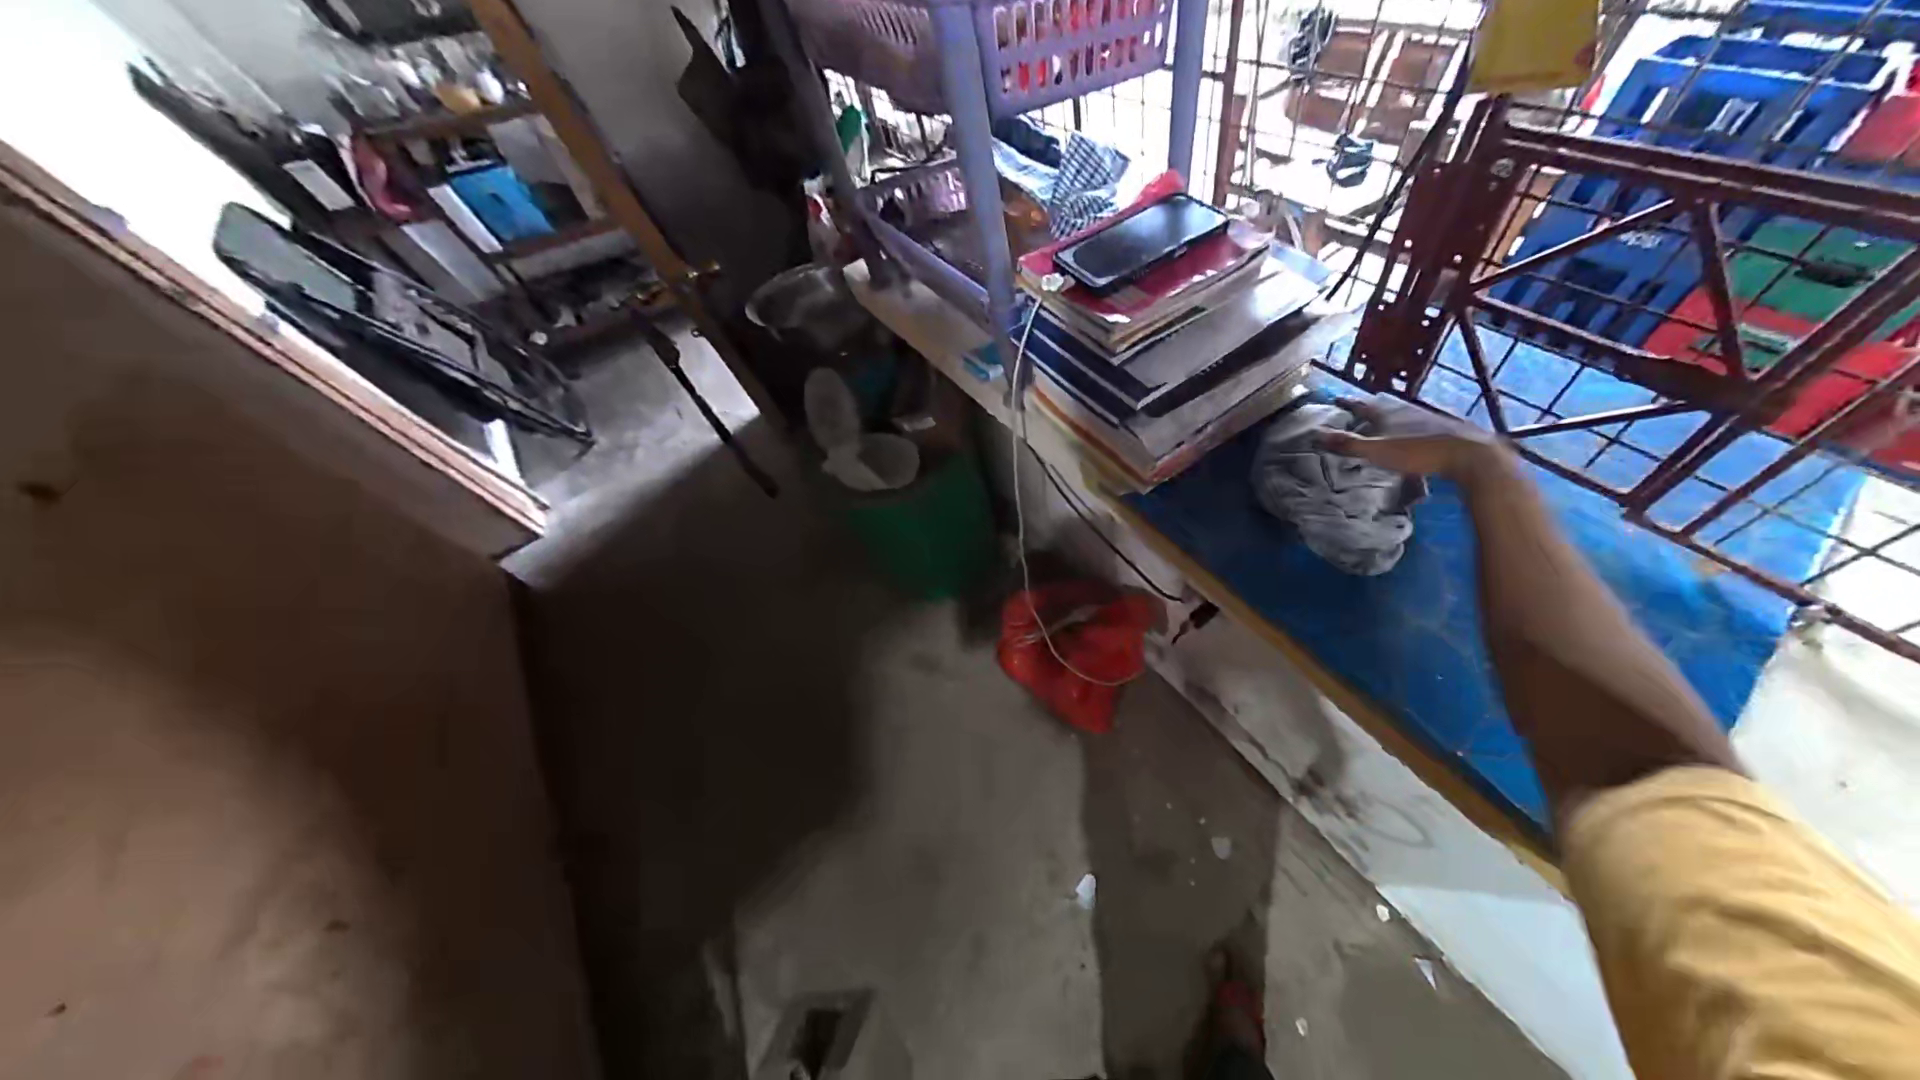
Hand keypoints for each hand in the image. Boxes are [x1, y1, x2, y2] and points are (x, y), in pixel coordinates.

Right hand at [1316, 396, 1509, 481]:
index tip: (1336, 398)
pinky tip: (1416, 435)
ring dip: (1393, 417)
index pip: (1362, 406)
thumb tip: (1315, 435)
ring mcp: (1429, 419)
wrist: (1470, 455)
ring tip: (1386, 423)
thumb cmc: (1419, 452)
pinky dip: (1412, 428)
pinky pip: (1422, 425)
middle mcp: (1408, 411)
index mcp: (1389, 414)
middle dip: (1371, 408)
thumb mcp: (1377, 451)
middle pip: (1385, 407)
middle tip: (1360, 410)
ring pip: (1405, 414)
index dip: (1348, 403)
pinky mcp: (1447, 430)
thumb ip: (1348, 444)